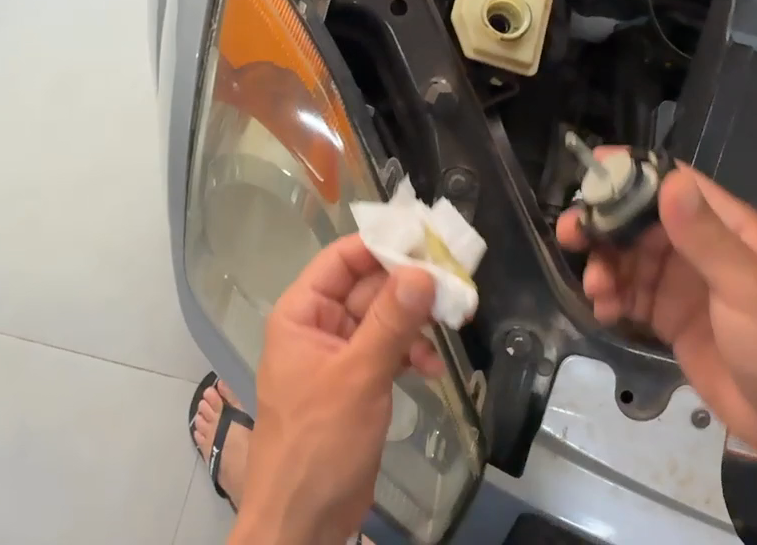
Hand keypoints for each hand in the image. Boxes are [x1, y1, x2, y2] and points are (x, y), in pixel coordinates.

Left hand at [233, 234, 444, 544]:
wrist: (302, 523)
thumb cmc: (318, 443)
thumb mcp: (357, 377)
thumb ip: (391, 323)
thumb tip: (422, 272)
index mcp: (302, 313)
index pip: (342, 259)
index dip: (382, 246)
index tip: (427, 239)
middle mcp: (319, 326)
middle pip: (368, 286)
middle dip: (409, 287)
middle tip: (454, 284)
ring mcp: (339, 356)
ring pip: (383, 319)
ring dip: (415, 323)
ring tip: (452, 326)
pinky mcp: (358, 383)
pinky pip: (388, 351)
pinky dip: (411, 354)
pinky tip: (432, 368)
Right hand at [555, 155, 756, 468]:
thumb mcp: (747, 288)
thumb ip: (706, 237)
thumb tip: (669, 180)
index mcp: (727, 227)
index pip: (674, 183)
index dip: (632, 173)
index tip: (590, 172)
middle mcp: (700, 248)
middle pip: (639, 220)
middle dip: (603, 224)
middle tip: (570, 235)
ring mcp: (682, 283)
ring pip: (627, 257)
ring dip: (603, 266)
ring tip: (595, 289)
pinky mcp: (668, 317)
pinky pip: (628, 294)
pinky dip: (610, 297)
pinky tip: (604, 312)